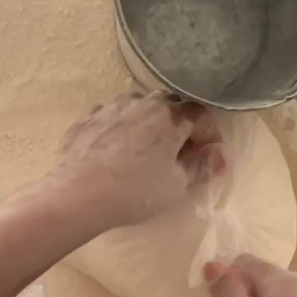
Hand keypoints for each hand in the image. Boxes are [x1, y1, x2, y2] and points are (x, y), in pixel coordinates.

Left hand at [40, 92, 224, 230]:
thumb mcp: (177, 185)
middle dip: (179, 125)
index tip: (208, 154)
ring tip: (146, 148)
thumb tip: (217, 154)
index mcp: (170, 117)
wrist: (79, 194)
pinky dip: (119, 128)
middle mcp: (142, 103)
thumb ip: (200, 166)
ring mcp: (111, 107)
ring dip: (148, 122)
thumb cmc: (137, 191)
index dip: (208, 133)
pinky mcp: (86, 119)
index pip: (200, 114)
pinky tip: (116, 149)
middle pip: (169, 104)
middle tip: (179, 151)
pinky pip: (110, 117)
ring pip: (138, 106)